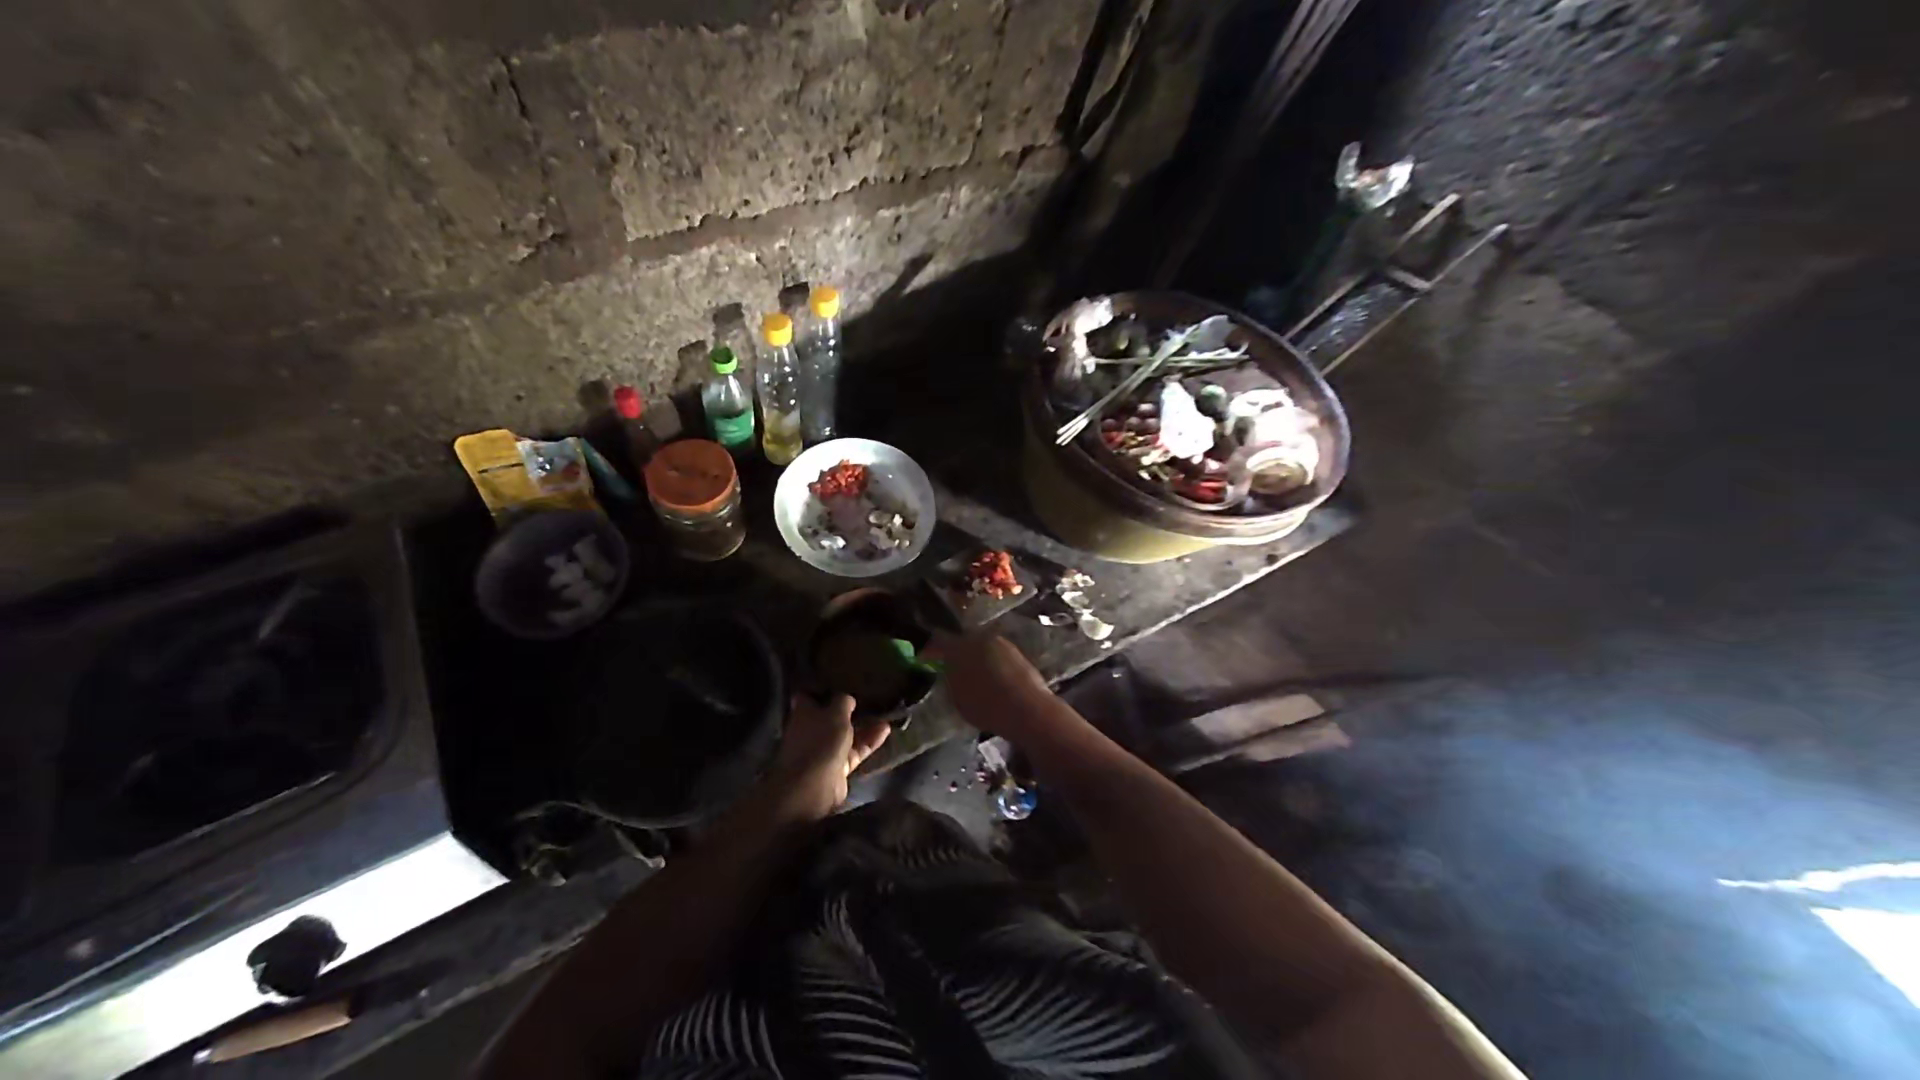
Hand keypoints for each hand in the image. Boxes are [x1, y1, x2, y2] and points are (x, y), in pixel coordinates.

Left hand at [760, 694, 889, 824]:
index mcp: (803, 713)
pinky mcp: (838, 767)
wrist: (815, 786)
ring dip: (864, 725)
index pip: (809, 697)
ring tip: (885, 713)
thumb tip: (847, 698)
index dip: (822, 690)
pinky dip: (869, 741)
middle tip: (868, 696)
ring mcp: (824, 750)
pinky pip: (855, 750)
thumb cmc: (821, 740)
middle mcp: (811, 730)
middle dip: (847, 709)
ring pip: (846, 734)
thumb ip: (843, 701)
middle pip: (830, 716)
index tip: (840, 683)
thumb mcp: (836, 713)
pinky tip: (886, 730)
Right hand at [925, 631, 1082, 747]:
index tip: (924, 658)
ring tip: (971, 674)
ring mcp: (1002, 644)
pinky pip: (996, 655)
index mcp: (961, 646)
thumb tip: (947, 668)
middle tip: (949, 667)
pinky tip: (991, 678)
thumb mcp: (958, 696)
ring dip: (974, 657)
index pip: (940, 641)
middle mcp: (982, 638)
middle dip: (955, 652)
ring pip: (981, 647)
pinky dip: (990, 663)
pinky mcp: (1018, 654)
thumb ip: (950, 678)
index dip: (930, 650)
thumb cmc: (987, 706)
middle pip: (963, 641)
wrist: (1029, 709)